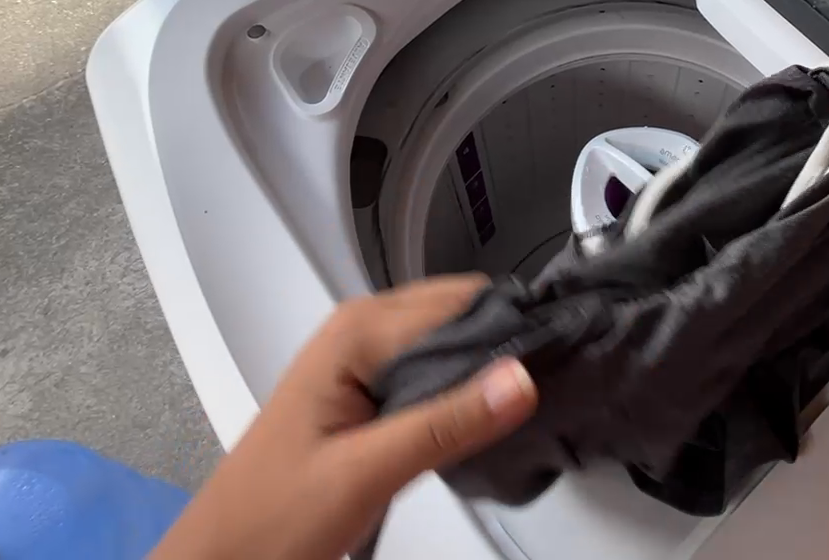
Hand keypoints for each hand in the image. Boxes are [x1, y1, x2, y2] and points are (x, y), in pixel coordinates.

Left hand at [152, 275, 537, 559]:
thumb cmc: (271, 526)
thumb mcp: (364, 476)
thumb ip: (446, 424)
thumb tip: (524, 377)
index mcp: (360, 329)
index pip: (463, 303)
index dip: (511, 330)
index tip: (556, 363)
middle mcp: (364, 325)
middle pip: (460, 311)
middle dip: (501, 344)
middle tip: (544, 389)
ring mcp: (364, 353)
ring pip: (450, 337)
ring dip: (484, 366)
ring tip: (520, 405)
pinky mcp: (368, 383)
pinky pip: (434, 364)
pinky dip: (462, 384)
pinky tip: (481, 416)